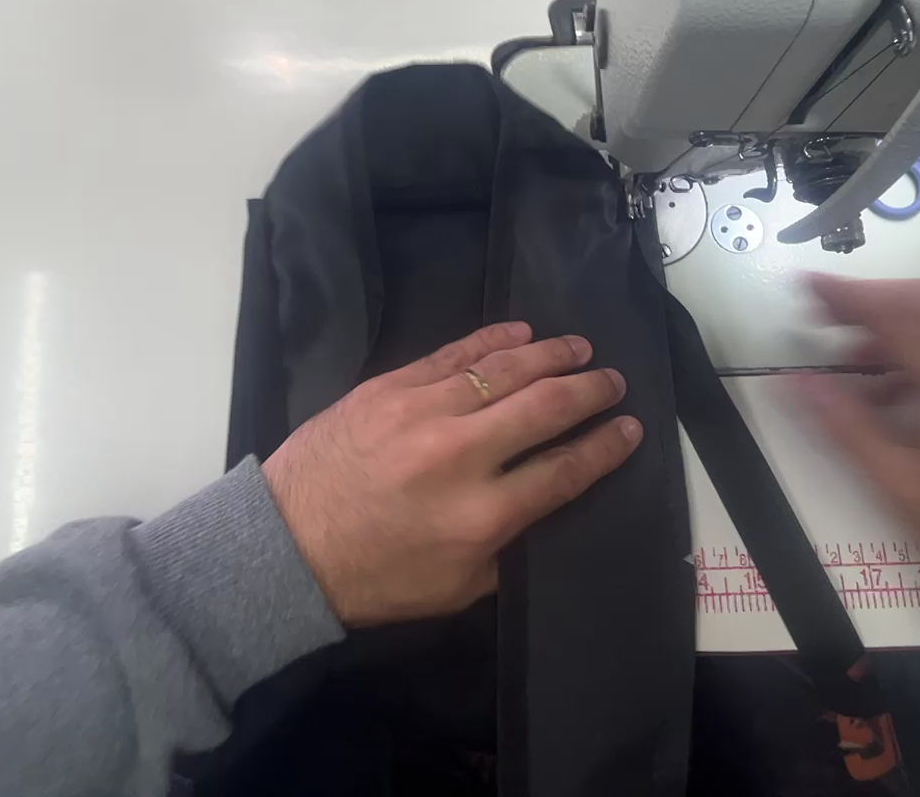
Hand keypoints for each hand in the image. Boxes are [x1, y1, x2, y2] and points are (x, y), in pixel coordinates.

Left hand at [261, 322, 640, 626]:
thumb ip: (509, 543)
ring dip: (550, 354)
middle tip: (613, 380)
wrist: (289, 544)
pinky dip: (492, 339)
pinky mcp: (391, 386)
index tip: (630, 428)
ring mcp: (423, 411)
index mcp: (482, 516)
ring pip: (504, 370)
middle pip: (544, 408)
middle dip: (589, 390)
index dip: (606, 446)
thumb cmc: (375, 575)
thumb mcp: (456, 587)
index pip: (564, 471)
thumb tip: (545, 497)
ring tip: (579, 347)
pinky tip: (521, 331)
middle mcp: (460, 454)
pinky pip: (453, 353)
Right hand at [794, 275, 919, 619]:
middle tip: (828, 314)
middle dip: (877, 299)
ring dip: (911, 322)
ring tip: (864, 360)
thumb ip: (846, 426)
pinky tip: (918, 382)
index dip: (847, 297)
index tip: (807, 287)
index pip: (903, 317)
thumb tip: (798, 382)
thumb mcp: (906, 490)